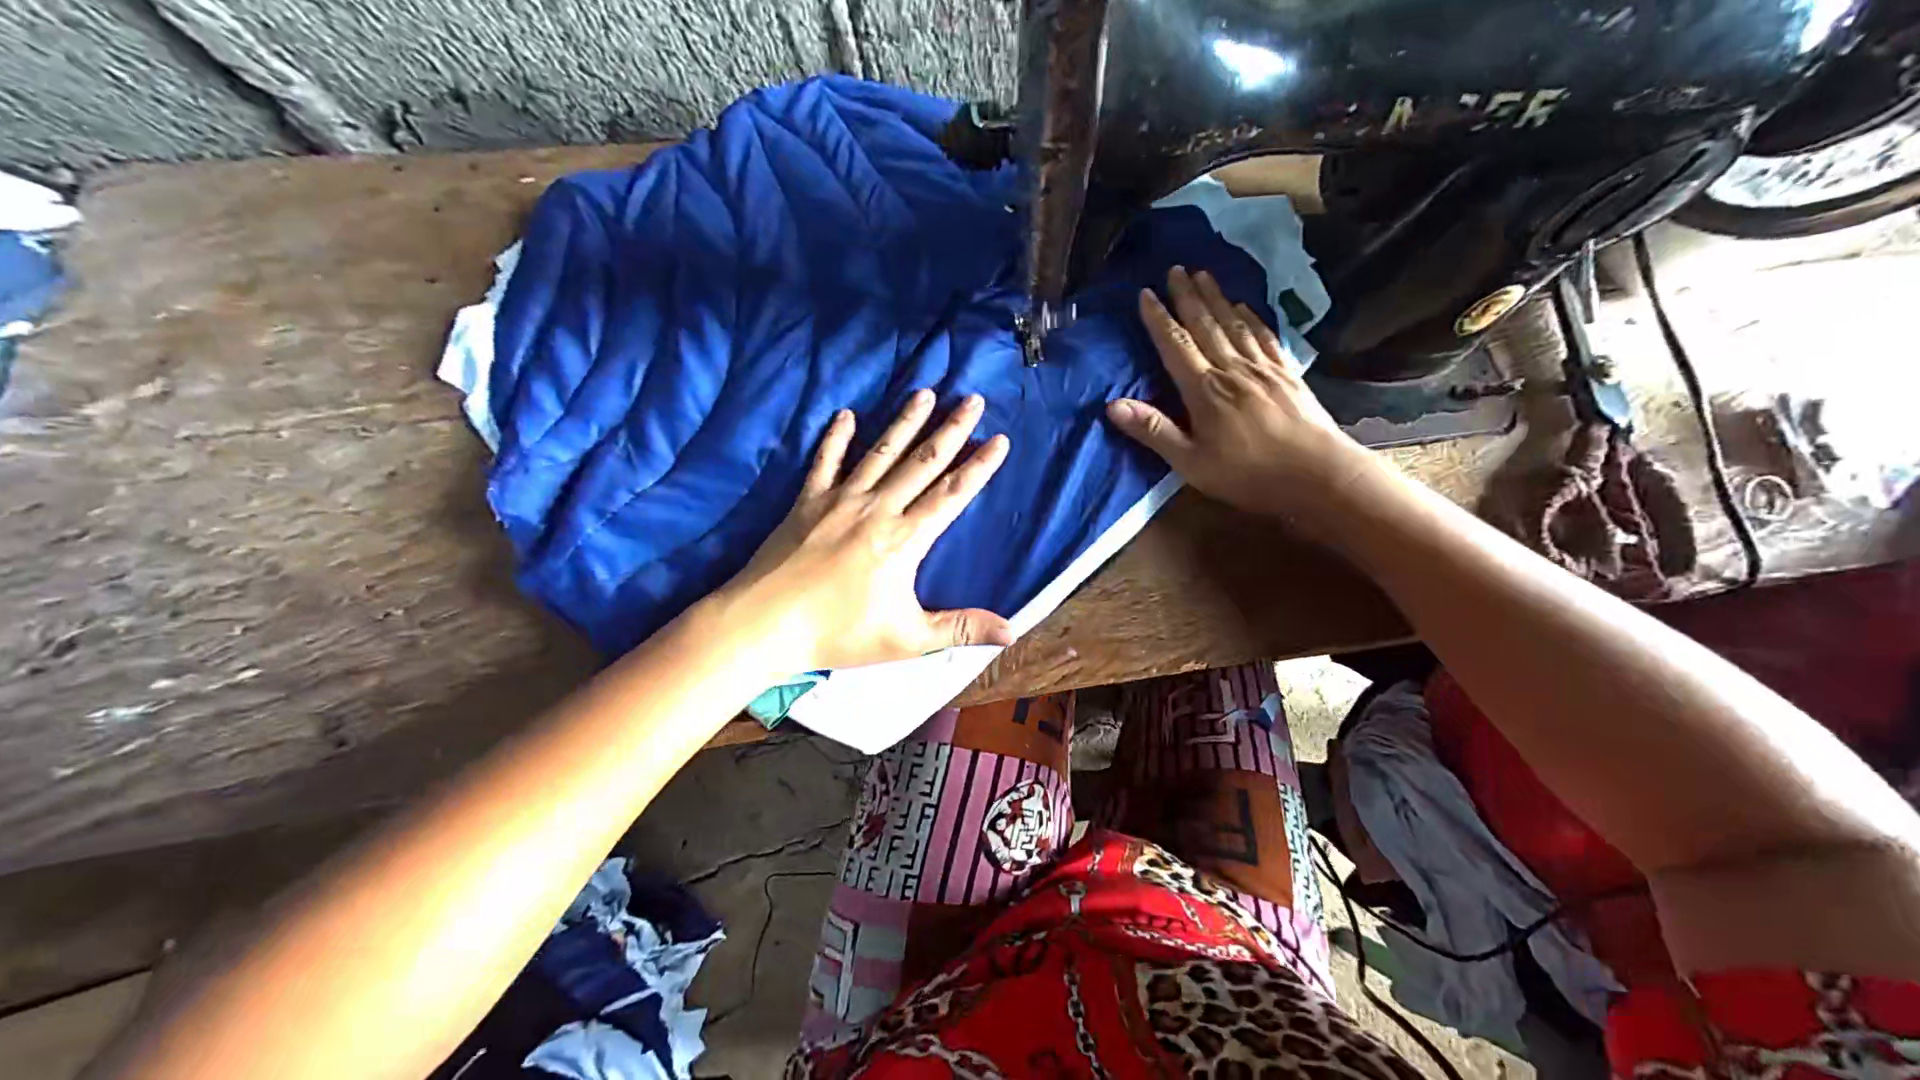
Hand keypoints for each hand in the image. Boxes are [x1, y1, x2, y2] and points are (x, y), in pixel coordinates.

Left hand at [713, 390, 1014, 673]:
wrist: (765, 623)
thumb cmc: (838, 633)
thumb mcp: (907, 639)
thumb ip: (960, 629)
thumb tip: (1013, 632)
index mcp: (905, 539)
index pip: (952, 494)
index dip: (979, 467)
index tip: (1000, 439)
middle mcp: (877, 509)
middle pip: (923, 462)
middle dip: (952, 429)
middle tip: (973, 399)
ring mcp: (840, 500)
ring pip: (881, 453)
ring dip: (905, 422)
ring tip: (924, 393)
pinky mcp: (808, 502)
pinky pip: (825, 462)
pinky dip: (836, 438)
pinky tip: (846, 415)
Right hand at [1106, 266, 1382, 522]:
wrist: (1318, 475)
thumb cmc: (1248, 475)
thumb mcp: (1191, 462)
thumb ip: (1154, 431)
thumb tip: (1112, 406)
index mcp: (1205, 391)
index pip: (1176, 346)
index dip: (1159, 319)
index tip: (1146, 294)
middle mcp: (1233, 370)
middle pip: (1205, 325)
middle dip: (1187, 296)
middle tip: (1175, 269)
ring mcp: (1264, 369)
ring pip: (1234, 324)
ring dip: (1217, 298)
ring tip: (1204, 275)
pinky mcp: (1288, 374)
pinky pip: (1265, 337)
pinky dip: (1251, 318)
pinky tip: (1245, 307)